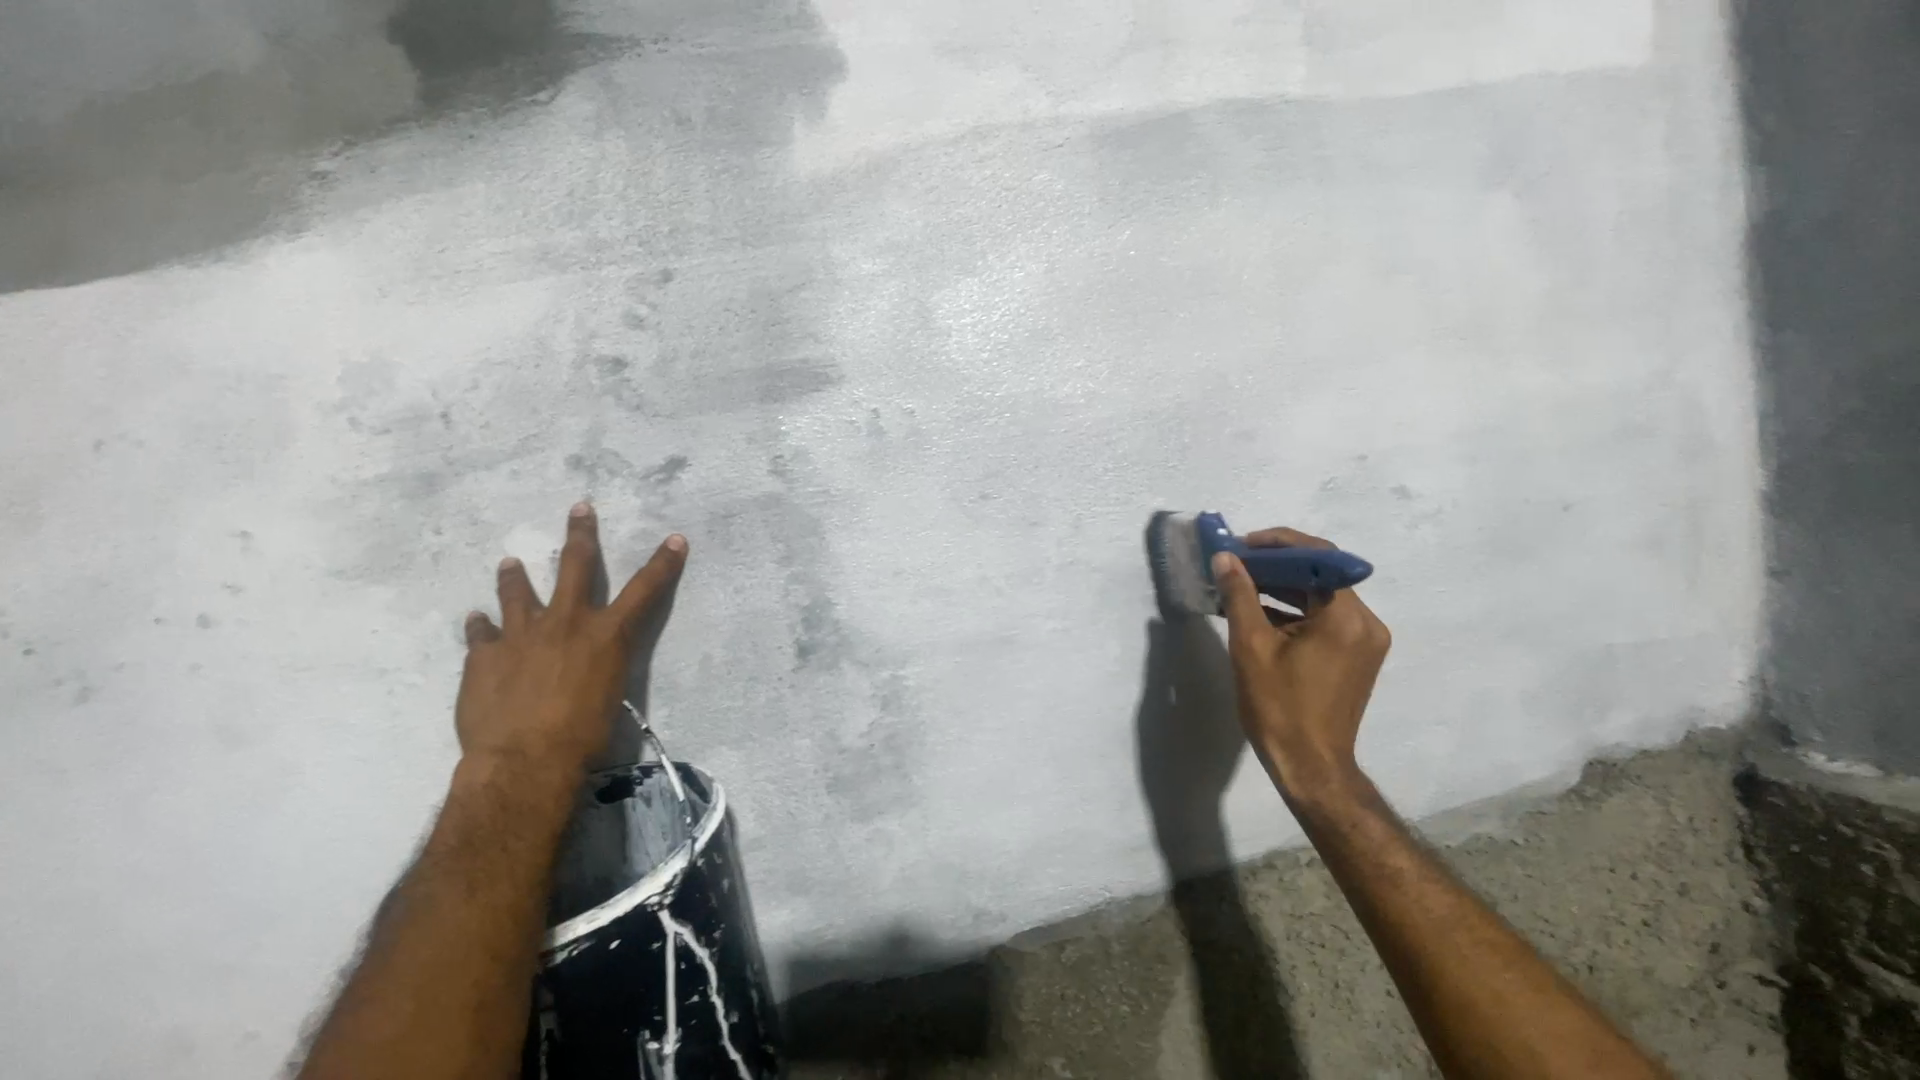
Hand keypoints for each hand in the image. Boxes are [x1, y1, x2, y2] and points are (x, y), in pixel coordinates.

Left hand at [456, 503, 687, 777]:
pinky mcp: (483, 656)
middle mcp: (565, 623)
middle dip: (581, 534)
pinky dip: (480, 627)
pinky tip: (475, 621)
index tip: (675, 539)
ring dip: (514, 577)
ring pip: (516, 593)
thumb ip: (602, 670)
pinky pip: (479, 634)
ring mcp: (519, 635)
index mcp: (606, 636)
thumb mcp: (610, 697)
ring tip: (510, 562)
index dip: (662, 563)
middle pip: (575, 566)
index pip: (644, 591)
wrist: (524, 759)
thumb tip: (588, 669)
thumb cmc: (583, 736)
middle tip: (579, 508)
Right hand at [1212, 527, 1390, 801]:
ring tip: (1239, 587)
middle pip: (1321, 575)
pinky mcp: (1358, 657)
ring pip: (1322, 597)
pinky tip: (1259, 614)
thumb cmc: (1279, 708)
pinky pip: (1326, 619)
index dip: (1277, 543)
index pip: (1318, 556)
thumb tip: (1225, 559)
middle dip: (1276, 565)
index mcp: (1346, 617)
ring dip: (1283, 588)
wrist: (1310, 767)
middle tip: (1234, 565)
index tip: (1240, 545)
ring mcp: (1366, 641)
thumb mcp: (1251, 646)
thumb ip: (1239, 595)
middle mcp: (1366, 622)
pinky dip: (1295, 611)